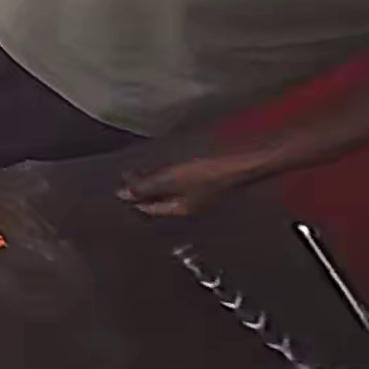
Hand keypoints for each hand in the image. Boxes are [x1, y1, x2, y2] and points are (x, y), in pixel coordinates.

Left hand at [116, 147, 278, 215]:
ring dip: (152, 183)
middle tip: (125, 180)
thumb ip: (145, 187)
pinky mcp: (208, 179)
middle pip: (159, 200)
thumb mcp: (170, 179)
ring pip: (169, 191)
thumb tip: (122, 195)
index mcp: (181, 209)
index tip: (117, 190)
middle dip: (141, 192)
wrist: (250, 158)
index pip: (149, 209)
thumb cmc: (211, 171)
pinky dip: (166, 176)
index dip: (132, 200)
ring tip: (138, 173)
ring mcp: (201, 193)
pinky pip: (180, 181)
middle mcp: (191, 205)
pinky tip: (162, 167)